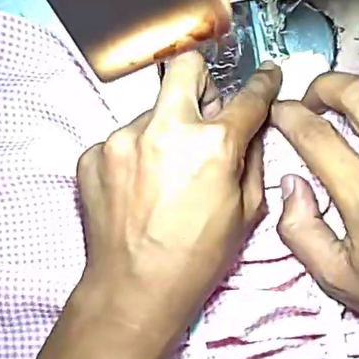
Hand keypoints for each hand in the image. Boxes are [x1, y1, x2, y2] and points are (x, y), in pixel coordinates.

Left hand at [71, 52, 280, 358]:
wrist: (134, 291)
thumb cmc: (197, 259)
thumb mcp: (247, 213)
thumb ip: (253, 159)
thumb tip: (252, 129)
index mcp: (213, 144)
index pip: (248, 96)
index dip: (263, 83)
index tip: (265, 76)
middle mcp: (165, 129)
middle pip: (186, 67)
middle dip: (202, 82)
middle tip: (206, 114)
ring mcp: (121, 139)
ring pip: (152, 110)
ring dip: (166, 129)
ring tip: (166, 176)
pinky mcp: (93, 155)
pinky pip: (123, 139)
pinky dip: (136, 155)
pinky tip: (140, 190)